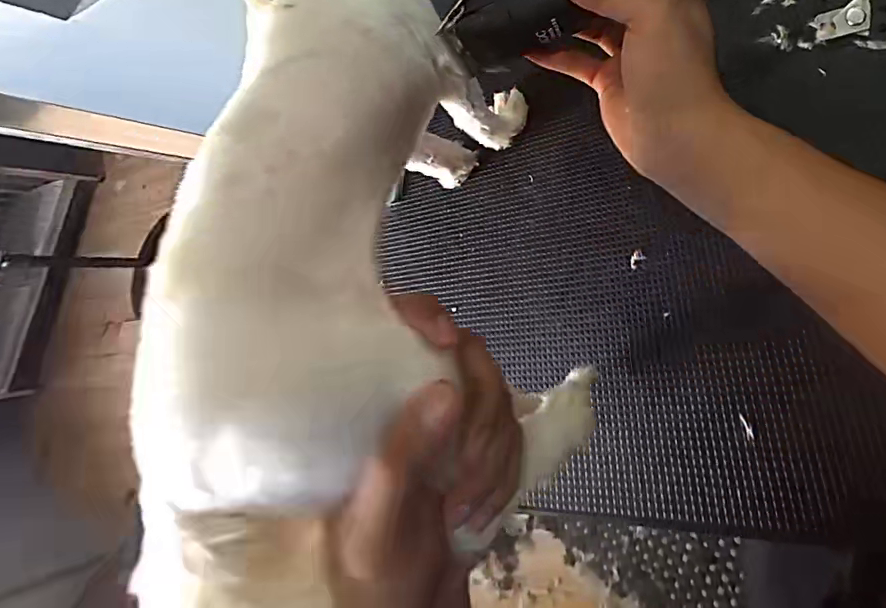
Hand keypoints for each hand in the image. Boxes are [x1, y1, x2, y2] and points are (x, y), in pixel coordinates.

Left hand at [326, 295, 523, 607]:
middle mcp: (415, 395)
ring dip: (493, 456)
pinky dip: (506, 472)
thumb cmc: (369, 574)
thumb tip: (446, 388)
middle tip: (460, 472)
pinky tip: (479, 509)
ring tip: (462, 507)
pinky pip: (516, 430)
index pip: (395, 322)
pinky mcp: (483, 438)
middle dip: (478, 418)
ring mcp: (454, 415)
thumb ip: (401, 458)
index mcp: (371, 403)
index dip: (424, 312)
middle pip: (470, 355)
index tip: (446, 338)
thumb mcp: (370, 525)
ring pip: (500, 393)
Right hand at [526, 0, 741, 186]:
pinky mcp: (607, 80)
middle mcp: (650, 24)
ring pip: (589, 27)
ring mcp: (627, 54)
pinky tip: (526, 42)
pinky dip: (552, 52)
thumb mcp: (649, 15)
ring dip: (562, 17)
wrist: (677, 136)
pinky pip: (575, 60)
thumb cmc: (674, 69)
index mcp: (671, 1)